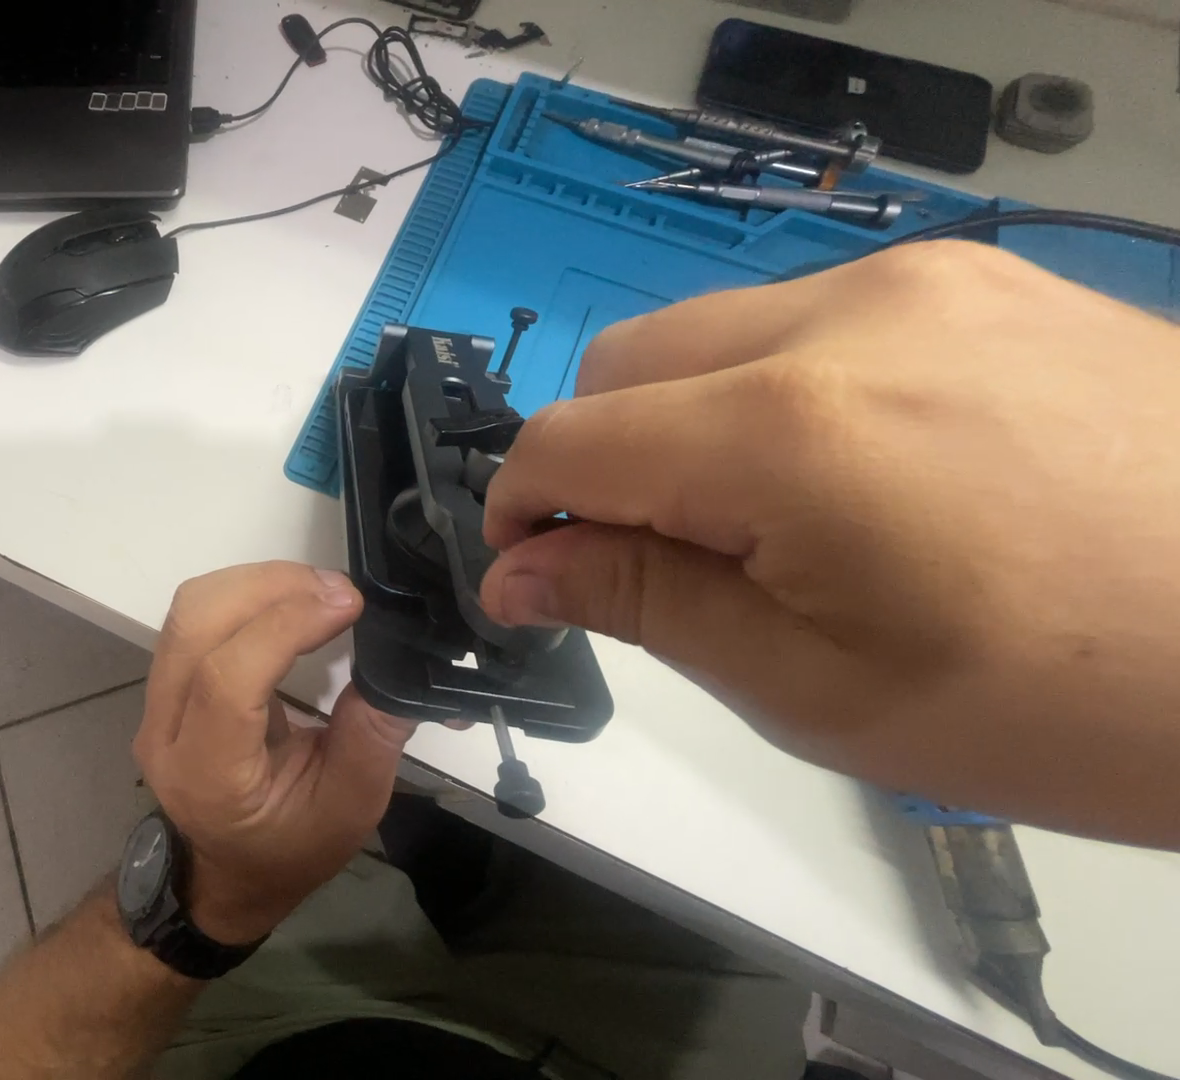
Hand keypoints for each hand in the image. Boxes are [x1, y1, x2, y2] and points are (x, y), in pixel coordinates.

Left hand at [134, 562, 415, 943]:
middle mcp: (164, 731)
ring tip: (317, 592)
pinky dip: (245, 594)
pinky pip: (195, 617)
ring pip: (189, 609)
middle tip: (337, 591)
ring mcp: (155, 702)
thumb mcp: (349, 808)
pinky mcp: (165, 682)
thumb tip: (396, 658)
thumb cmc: (289, 850)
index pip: (226, 680)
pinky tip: (289, 604)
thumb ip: (371, 736)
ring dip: (256, 582)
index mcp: (207, 776)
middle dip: (269, 586)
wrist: (227, 873)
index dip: (284, 627)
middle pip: (194, 624)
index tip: (348, 604)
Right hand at [480, 240, 1179, 847]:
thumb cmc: (1070, 704)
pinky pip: (785, 319)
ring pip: (691, 335)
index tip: (529, 571)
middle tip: (647, 553)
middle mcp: (836, 316)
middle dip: (589, 460)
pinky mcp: (970, 277)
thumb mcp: (812, 687)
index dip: (516, 510)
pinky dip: (750, 391)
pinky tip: (831, 466)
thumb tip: (512, 574)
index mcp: (784, 432)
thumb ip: (636, 604)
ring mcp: (914, 278)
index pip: (563, 443)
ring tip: (750, 514)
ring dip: (667, 422)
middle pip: (612, 367)